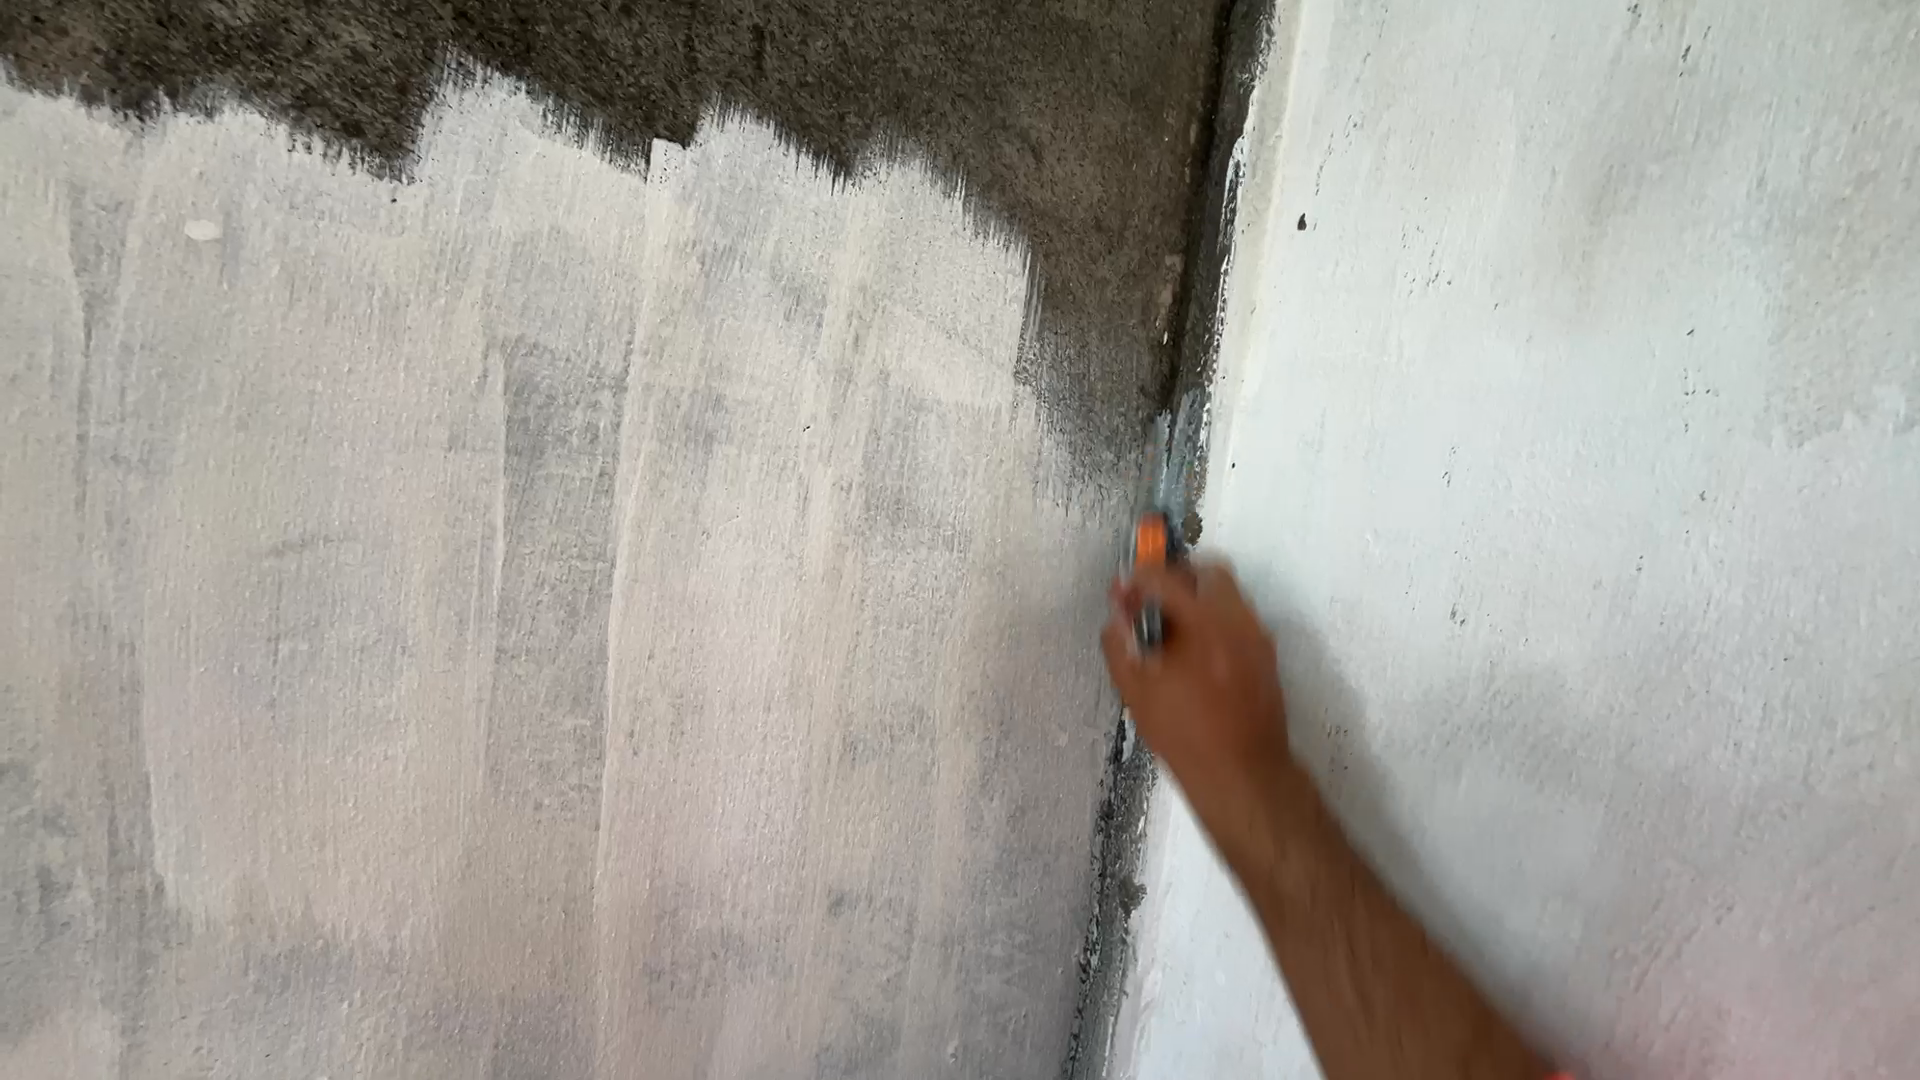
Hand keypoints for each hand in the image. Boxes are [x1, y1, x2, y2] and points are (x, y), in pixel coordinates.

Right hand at [1101, 560, 1298, 843]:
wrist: (1242, 773)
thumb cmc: (1182, 732)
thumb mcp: (1135, 690)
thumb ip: (1119, 645)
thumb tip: (1116, 618)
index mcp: (1204, 623)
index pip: (1166, 578)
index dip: (1138, 578)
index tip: (1121, 591)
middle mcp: (1237, 621)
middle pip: (1208, 573)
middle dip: (1175, 578)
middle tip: (1150, 600)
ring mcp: (1258, 637)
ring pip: (1227, 595)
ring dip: (1196, 599)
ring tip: (1170, 630)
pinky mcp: (1266, 656)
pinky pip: (1238, 620)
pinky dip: (1214, 620)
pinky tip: (1193, 652)